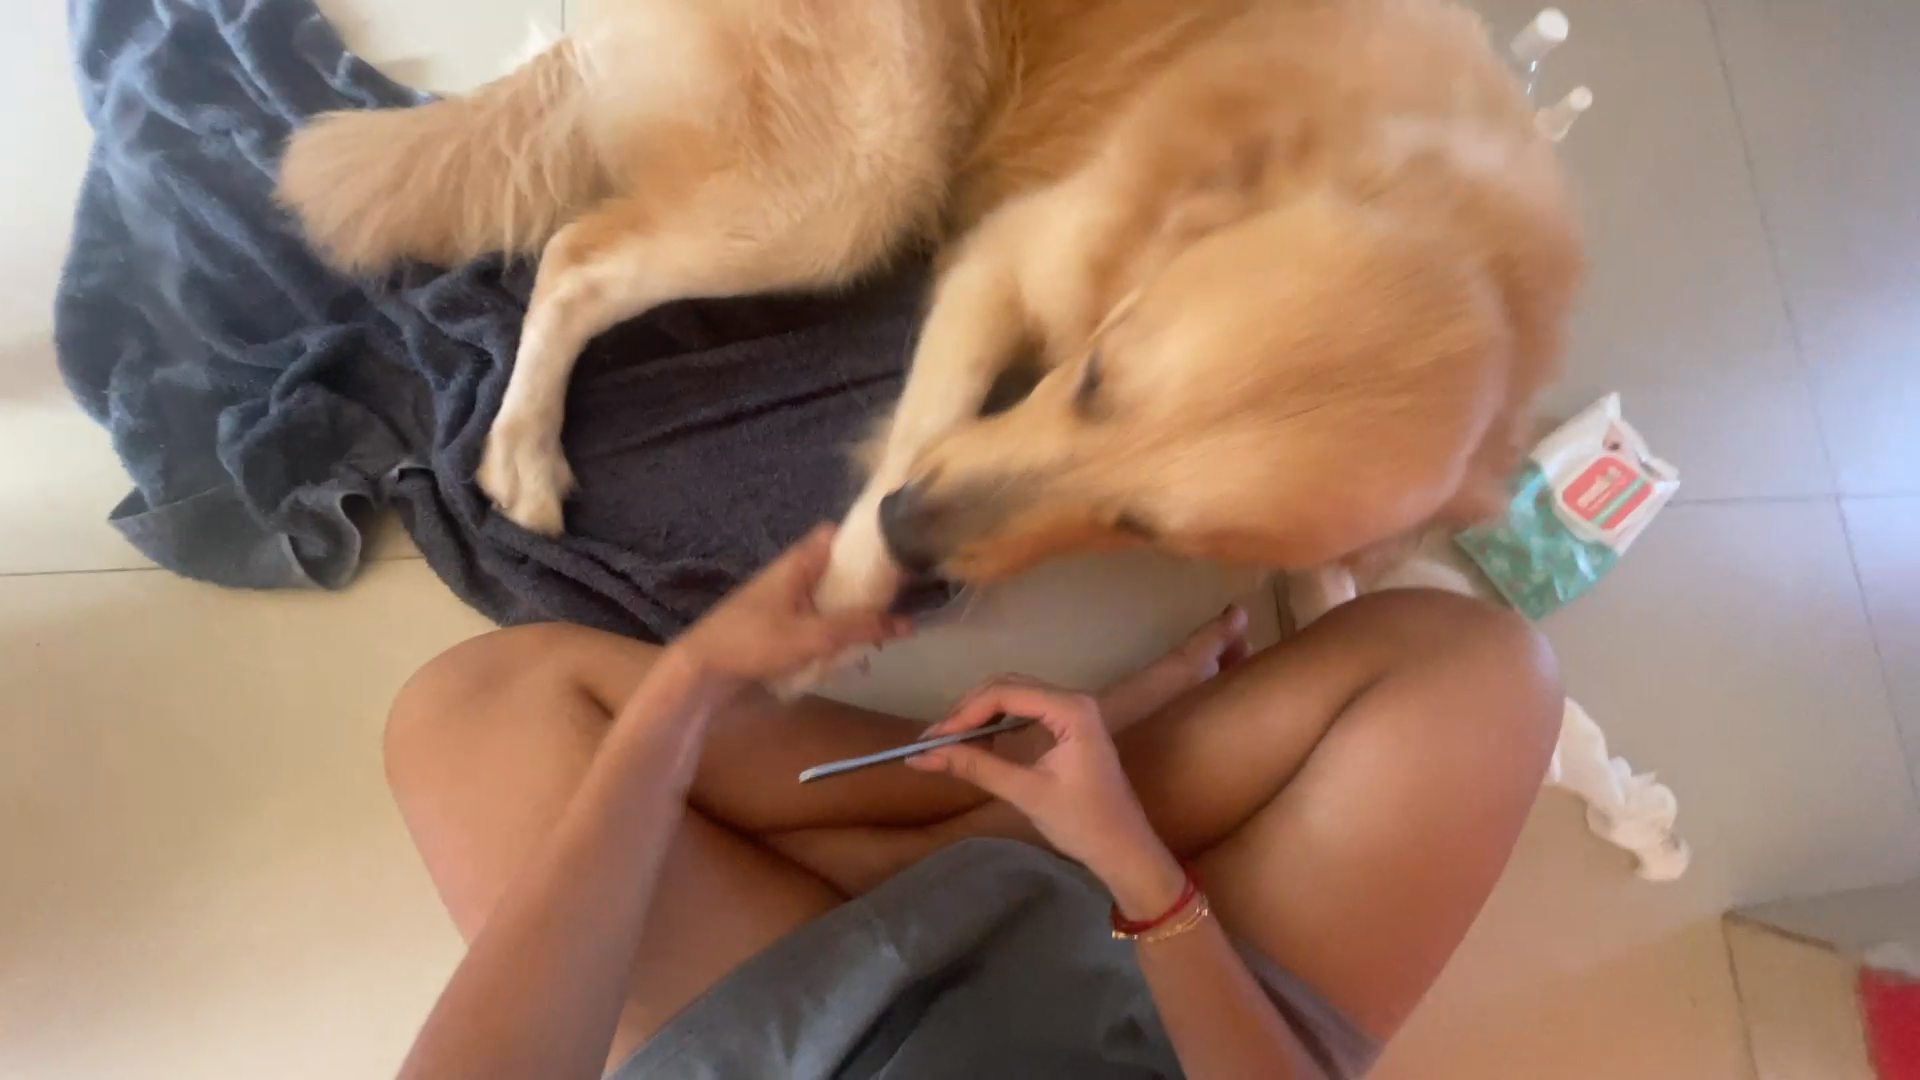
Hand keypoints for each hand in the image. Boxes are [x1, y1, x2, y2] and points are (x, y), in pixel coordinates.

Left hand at [677, 526, 913, 684]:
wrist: (700, 672)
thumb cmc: (754, 642)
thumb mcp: (813, 636)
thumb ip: (860, 628)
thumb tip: (908, 622)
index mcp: (797, 564)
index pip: (834, 535)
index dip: (863, 540)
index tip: (894, 557)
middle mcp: (791, 576)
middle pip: (837, 569)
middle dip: (865, 587)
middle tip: (895, 603)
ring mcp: (783, 601)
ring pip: (828, 598)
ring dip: (851, 615)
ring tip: (879, 634)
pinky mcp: (777, 626)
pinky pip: (815, 620)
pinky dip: (833, 632)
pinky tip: (849, 655)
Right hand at [906, 679, 1187, 919]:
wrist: (1125, 850)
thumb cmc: (1083, 823)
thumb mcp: (1026, 793)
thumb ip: (977, 767)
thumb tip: (924, 756)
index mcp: (1071, 709)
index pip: (1005, 693)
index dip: (965, 712)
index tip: (933, 739)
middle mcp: (1072, 699)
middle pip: (1008, 686)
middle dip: (968, 710)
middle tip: (936, 740)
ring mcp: (1072, 710)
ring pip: (1014, 694)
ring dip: (980, 713)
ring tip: (949, 740)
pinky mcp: (1067, 724)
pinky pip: (1024, 709)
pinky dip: (997, 719)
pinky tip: (977, 739)